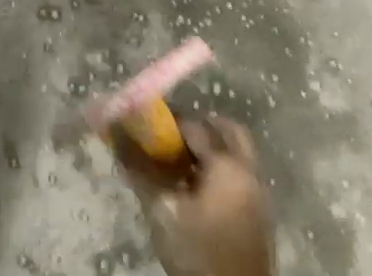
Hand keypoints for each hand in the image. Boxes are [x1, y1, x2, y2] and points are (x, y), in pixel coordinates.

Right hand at [115, 114, 272, 275]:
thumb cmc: (196, 251)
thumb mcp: (161, 210)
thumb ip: (138, 168)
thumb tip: (113, 132)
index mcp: (228, 166)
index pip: (194, 126)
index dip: (166, 120)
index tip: (143, 122)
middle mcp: (249, 173)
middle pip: (228, 131)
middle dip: (199, 125)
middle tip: (169, 134)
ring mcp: (258, 194)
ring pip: (236, 154)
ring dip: (209, 148)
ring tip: (176, 161)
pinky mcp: (257, 214)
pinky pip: (238, 175)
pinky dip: (217, 168)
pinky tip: (192, 187)